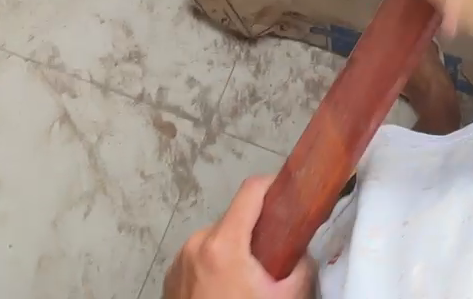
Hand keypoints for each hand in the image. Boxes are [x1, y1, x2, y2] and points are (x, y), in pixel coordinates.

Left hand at [162, 176, 311, 298]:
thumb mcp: (287, 298)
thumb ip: (302, 264)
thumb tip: (303, 247)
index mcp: (222, 243)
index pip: (252, 189)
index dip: (275, 184)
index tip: (291, 194)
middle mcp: (196, 244)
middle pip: (236, 217)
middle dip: (258, 228)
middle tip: (276, 252)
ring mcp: (179, 261)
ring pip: (219, 237)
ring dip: (237, 248)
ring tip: (249, 279)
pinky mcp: (170, 278)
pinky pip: (201, 256)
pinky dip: (217, 264)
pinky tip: (228, 289)